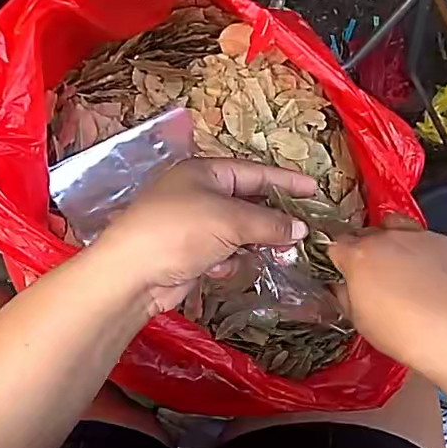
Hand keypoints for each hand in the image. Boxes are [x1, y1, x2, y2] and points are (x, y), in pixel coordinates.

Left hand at [90, 158, 317, 313]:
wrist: (132, 274)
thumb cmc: (178, 232)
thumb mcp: (230, 221)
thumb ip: (269, 223)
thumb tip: (301, 228)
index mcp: (205, 173)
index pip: (255, 173)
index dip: (286, 181)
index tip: (314, 189)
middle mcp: (200, 195)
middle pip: (249, 203)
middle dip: (273, 219)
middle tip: (302, 229)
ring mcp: (195, 225)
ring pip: (240, 232)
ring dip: (254, 243)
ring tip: (277, 253)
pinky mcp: (192, 253)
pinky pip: (225, 252)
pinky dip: (229, 260)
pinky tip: (222, 268)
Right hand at [328, 216, 446, 371]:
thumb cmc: (401, 331)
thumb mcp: (359, 321)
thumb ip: (346, 297)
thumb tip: (342, 288)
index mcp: (359, 256)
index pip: (337, 245)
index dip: (340, 258)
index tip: (345, 271)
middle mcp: (387, 238)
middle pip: (366, 233)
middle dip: (365, 249)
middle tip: (373, 274)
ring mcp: (418, 237)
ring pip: (397, 226)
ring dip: (393, 239)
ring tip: (400, 264)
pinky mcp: (445, 242)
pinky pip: (427, 239)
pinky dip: (424, 251)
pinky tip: (430, 274)